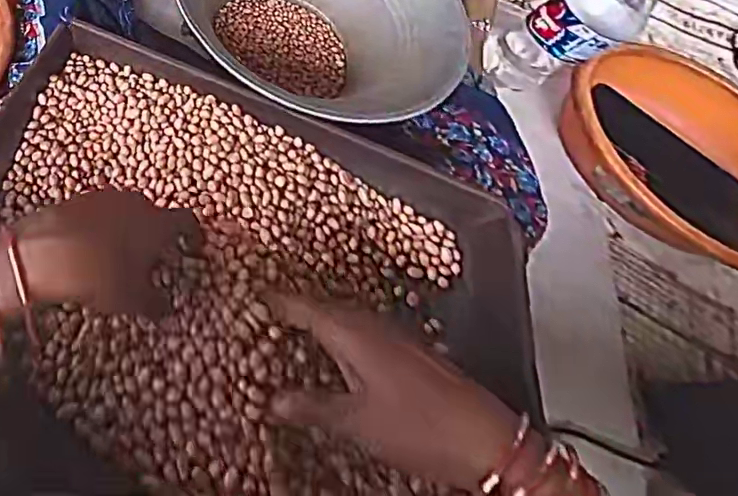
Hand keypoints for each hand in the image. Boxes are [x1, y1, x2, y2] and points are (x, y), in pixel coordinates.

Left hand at [13, 190, 198, 315]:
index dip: (193, 235)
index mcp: (158, 222)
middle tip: (155, 262)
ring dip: (130, 231)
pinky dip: (105, 227)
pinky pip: (103, 213)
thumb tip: (166, 308)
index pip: (187, 221)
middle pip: (156, 216)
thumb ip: (156, 303)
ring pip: (128, 212)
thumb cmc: (101, 273)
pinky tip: (96, 250)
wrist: (50, 249)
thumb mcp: (134, 299)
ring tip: (123, 258)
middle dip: (158, 237)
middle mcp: (136, 202)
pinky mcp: (81, 198)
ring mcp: (107, 197)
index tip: (194, 248)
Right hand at [268, 294, 518, 490]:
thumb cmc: (420, 427)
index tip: (248, 297)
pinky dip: (336, 336)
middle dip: (289, 310)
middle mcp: (366, 320)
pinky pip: (357, 330)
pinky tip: (332, 358)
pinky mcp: (403, 347)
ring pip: (338, 317)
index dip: (272, 301)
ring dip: (313, 323)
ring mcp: (387, 331)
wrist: (488, 440)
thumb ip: (312, 407)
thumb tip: (272, 401)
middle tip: (261, 316)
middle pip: (316, 306)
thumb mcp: (356, 422)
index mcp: (348, 329)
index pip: (298, 304)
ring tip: (289, 335)